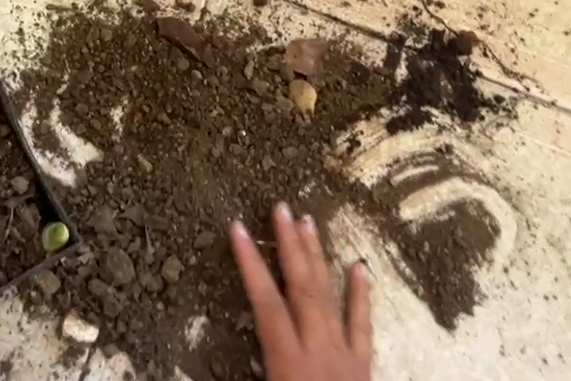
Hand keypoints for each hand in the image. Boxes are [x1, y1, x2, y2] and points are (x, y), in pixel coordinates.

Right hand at [230, 203, 373, 380]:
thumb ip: (247, 371)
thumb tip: (207, 362)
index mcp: (289, 362)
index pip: (265, 302)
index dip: (250, 263)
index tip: (237, 226)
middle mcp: (319, 351)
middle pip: (302, 287)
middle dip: (289, 245)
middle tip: (281, 206)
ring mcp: (345, 358)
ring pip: (329, 297)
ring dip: (318, 257)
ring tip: (308, 221)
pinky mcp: (363, 369)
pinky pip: (363, 327)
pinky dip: (361, 296)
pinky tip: (360, 267)